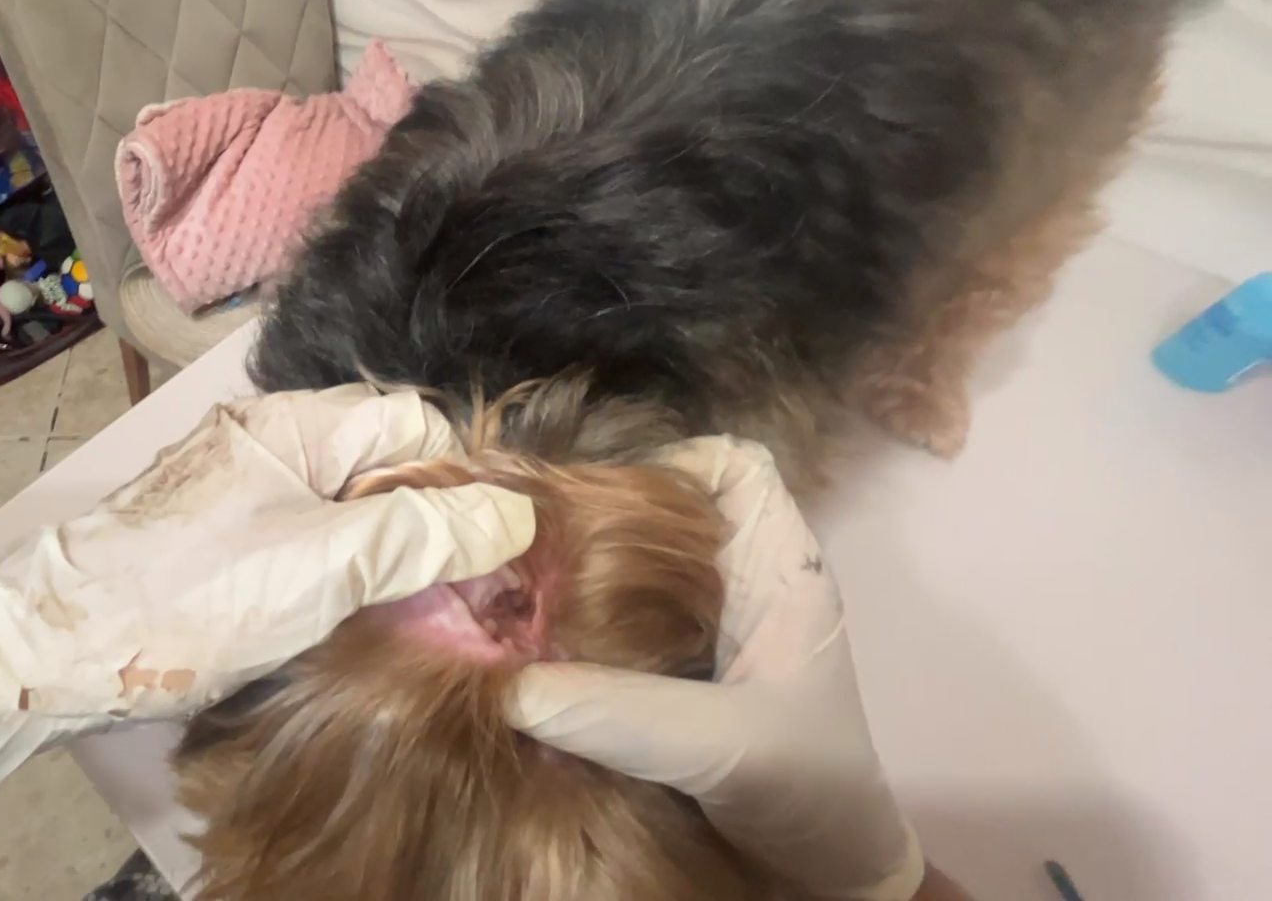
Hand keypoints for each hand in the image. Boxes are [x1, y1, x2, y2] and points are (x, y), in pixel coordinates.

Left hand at [0, 385, 534, 809]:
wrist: (54, 640)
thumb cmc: (195, 596)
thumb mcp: (323, 568)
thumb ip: (421, 535)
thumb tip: (513, 513)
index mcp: (298, 423)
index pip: (412, 418)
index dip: (457, 473)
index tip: (480, 544)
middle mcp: (272, 432)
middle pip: (381, 453)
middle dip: (426, 512)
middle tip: (454, 587)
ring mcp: (244, 473)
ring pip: (347, 491)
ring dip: (386, 539)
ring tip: (408, 600)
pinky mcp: (224, 516)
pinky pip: (308, 518)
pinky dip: (342, 553)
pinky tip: (347, 598)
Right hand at [506, 437, 923, 900]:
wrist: (826, 874)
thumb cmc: (808, 796)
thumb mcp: (719, 751)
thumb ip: (616, 715)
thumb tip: (499, 682)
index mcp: (780, 569)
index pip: (732, 465)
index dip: (668, 465)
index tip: (600, 508)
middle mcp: (742, 576)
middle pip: (668, 501)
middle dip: (601, 512)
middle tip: (534, 544)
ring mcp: (710, 615)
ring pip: (638, 551)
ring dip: (581, 563)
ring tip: (524, 583)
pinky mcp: (680, 653)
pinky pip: (621, 604)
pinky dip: (578, 610)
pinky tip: (541, 633)